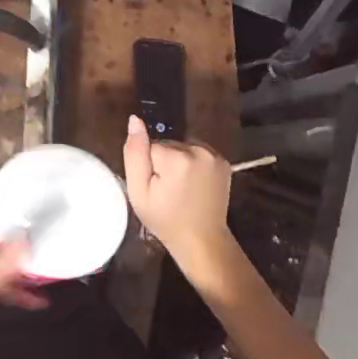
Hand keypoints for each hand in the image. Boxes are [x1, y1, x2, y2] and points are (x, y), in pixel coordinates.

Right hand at [122, 115, 233, 264]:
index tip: (155, 188)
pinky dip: (193, 164)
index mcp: (176, 158)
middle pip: (167, 145)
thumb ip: (134, 154)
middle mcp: (198, 149)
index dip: (148, 168)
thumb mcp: (139, 192)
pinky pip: (197, 153)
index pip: (150, 147)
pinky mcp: (223, 161)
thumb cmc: (165, 219)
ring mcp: (214, 154)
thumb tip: (134, 120)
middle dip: (163, 163)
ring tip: (180, 188)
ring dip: (178, 162)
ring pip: (182, 148)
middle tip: (166, 191)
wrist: (201, 238)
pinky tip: (193, 184)